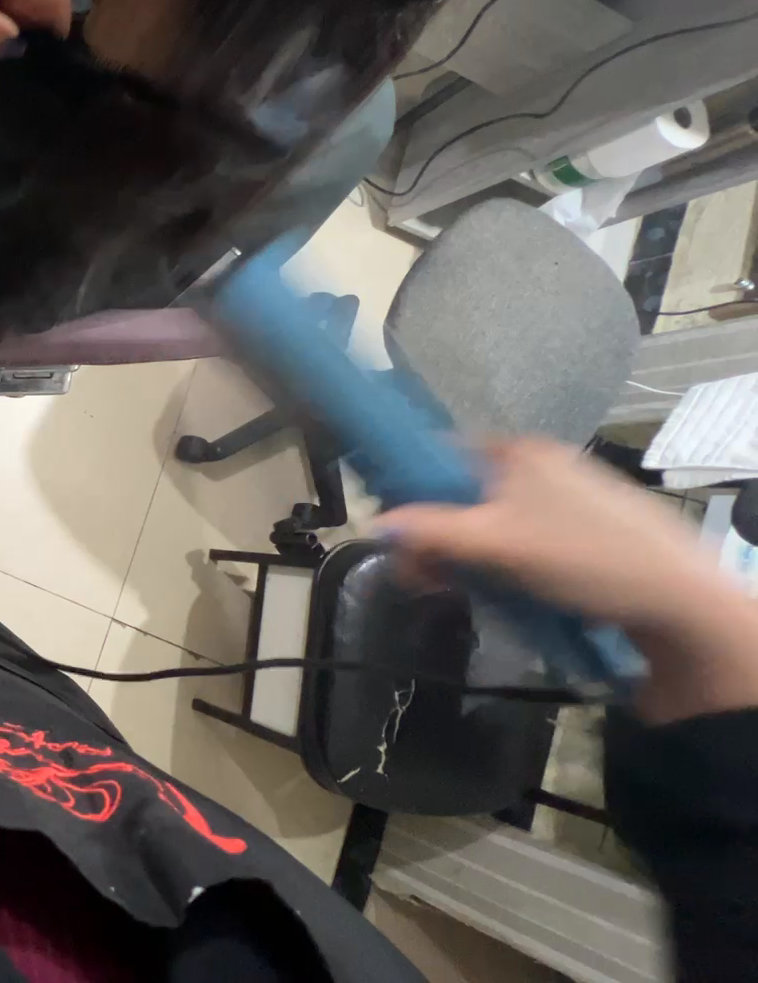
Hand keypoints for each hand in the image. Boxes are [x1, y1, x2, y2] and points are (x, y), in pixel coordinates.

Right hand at [376, 439, 757, 722]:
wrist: (686, 607)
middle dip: (428, 533)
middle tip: (420, 572)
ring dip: (454, 552)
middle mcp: (536, 466)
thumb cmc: (585, 558)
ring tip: (451, 586)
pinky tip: (490, 584)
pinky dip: (489, 559)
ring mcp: (559, 498)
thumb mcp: (493, 543)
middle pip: (453, 492)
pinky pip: (509, 535)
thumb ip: (425, 529)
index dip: (403, 485)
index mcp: (517, 452)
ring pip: (479, 519)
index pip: (435, 452)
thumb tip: (372, 524)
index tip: (392, 524)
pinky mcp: (574, 529)